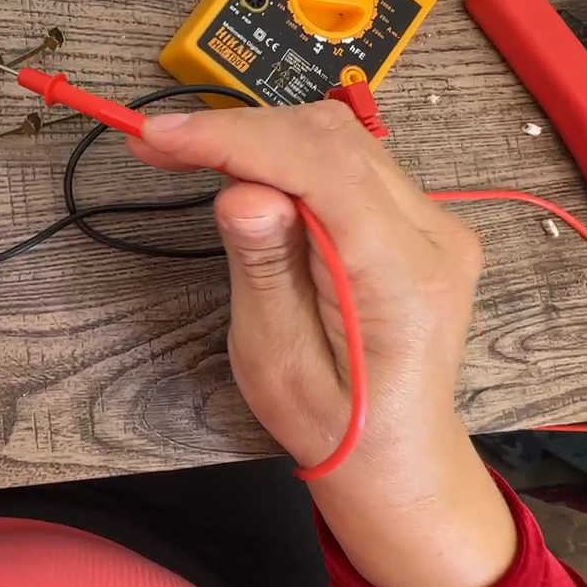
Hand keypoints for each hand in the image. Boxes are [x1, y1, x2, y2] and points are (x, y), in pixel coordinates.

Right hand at [131, 102, 515, 586]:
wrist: (400, 456)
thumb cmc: (332, 424)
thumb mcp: (278, 359)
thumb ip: (264, 270)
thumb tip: (240, 193)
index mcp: (404, 276)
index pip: (322, 172)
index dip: (235, 141)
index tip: (158, 135)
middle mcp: (433, 233)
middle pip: (328, 140)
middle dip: (232, 130)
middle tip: (153, 142)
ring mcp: (430, 219)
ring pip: (332, 137)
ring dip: (249, 134)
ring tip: (178, 150)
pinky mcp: (410, 216)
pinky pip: (338, 157)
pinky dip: (274, 149)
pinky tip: (230, 164)